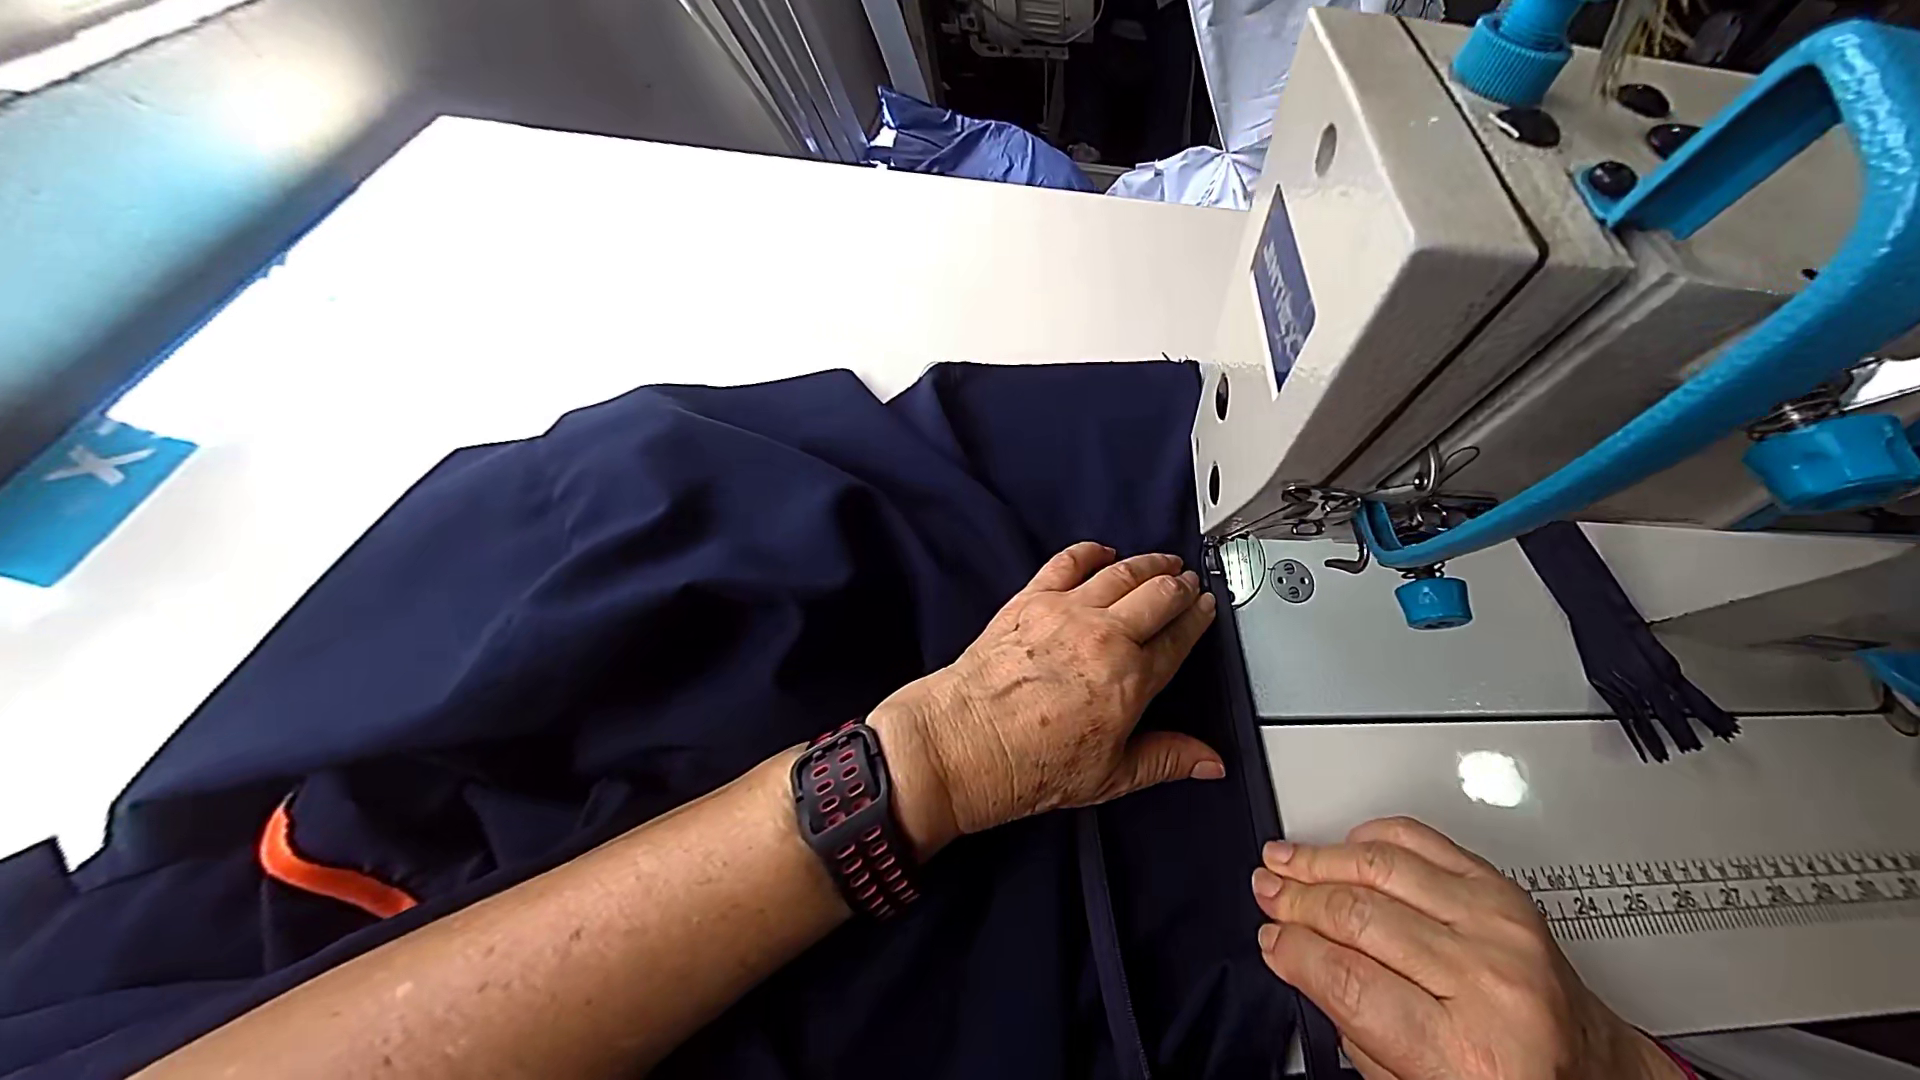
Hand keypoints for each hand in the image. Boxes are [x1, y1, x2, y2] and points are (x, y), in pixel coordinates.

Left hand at [870, 542, 1220, 857]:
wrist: (962, 743)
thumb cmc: (1027, 764)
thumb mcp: (1110, 776)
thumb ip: (1166, 759)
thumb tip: (1208, 763)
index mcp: (1130, 681)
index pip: (1178, 638)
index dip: (1197, 620)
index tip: (1205, 609)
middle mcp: (1104, 638)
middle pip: (1158, 595)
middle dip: (1179, 586)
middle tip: (1187, 582)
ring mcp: (1066, 613)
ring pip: (1122, 573)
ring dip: (1148, 564)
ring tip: (1160, 563)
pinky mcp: (1030, 600)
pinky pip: (1067, 562)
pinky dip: (1089, 552)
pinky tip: (1102, 551)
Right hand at [1251, 818, 1686, 1079]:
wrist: (1598, 1075)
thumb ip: (1352, 1023)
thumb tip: (1299, 953)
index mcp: (1472, 1053)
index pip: (1343, 977)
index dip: (1290, 949)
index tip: (1270, 939)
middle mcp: (1489, 984)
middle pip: (1353, 914)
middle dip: (1293, 899)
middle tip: (1267, 891)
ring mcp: (1499, 927)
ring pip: (1374, 866)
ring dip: (1316, 859)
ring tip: (1285, 860)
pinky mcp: (1503, 891)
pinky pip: (1415, 839)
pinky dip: (1367, 836)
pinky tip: (1342, 845)